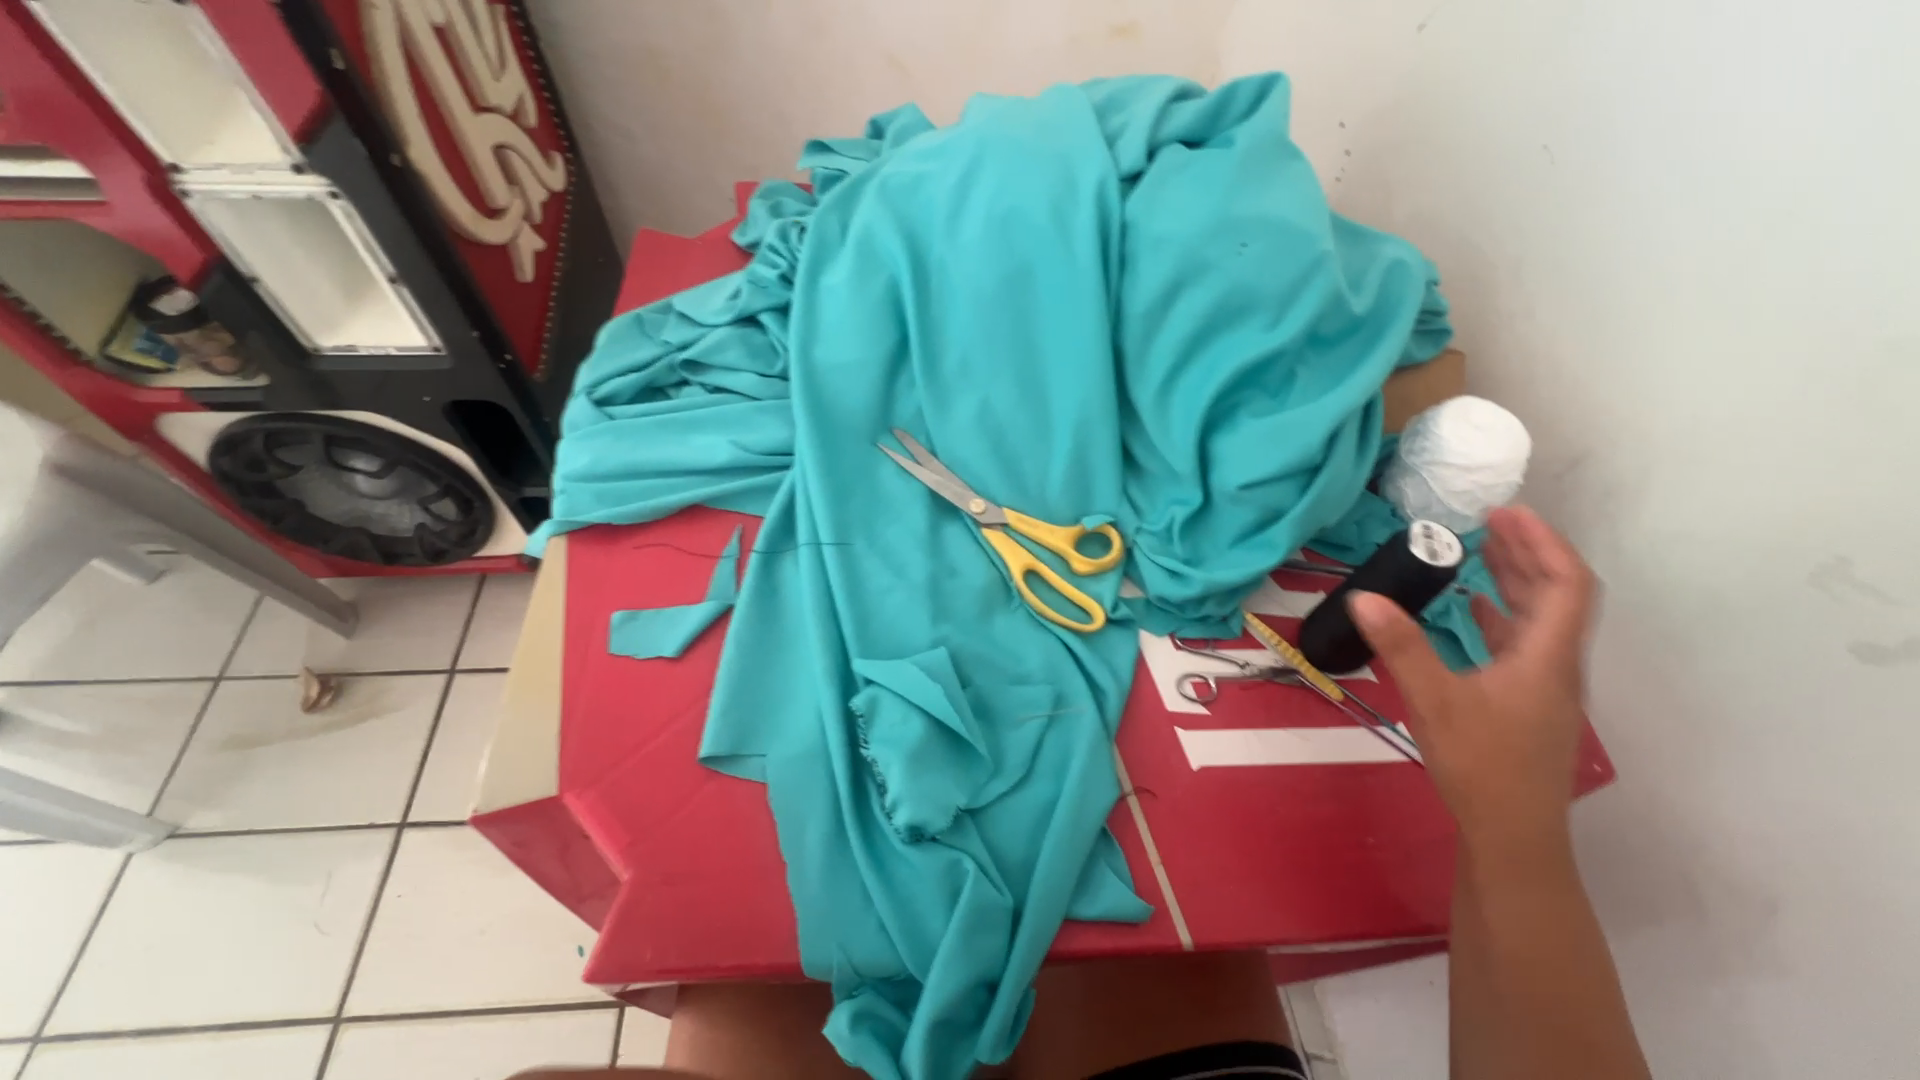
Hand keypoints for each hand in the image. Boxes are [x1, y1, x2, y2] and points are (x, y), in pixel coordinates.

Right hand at [1348, 505, 1596, 854]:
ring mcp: (1544, 686)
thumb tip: (1364, 597)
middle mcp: (1555, 664)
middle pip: (1556, 595)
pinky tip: (1471, 610)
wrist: (1513, 834)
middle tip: (1487, 522)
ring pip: (1539, 619)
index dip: (1541, 542)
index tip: (1502, 514)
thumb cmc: (1482, 766)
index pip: (1566, 583)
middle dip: (1526, 552)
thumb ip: (1401, 647)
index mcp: (1546, 657)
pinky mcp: (1527, 703)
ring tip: (1480, 552)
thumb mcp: (1434, 702)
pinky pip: (1521, 643)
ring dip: (1514, 581)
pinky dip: (1500, 615)